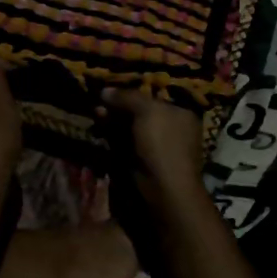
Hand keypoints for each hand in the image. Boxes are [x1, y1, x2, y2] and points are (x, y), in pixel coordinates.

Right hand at [98, 88, 205, 209]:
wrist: (163, 189)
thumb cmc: (162, 143)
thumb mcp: (148, 111)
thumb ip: (128, 97)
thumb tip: (106, 90)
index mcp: (181, 113)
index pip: (155, 97)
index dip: (133, 92)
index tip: (112, 89)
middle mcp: (171, 129)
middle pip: (141, 112)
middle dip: (119, 107)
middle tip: (99, 102)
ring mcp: (156, 147)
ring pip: (131, 128)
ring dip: (112, 121)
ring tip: (95, 114)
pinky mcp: (142, 162)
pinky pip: (125, 144)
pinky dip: (113, 137)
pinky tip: (99, 130)